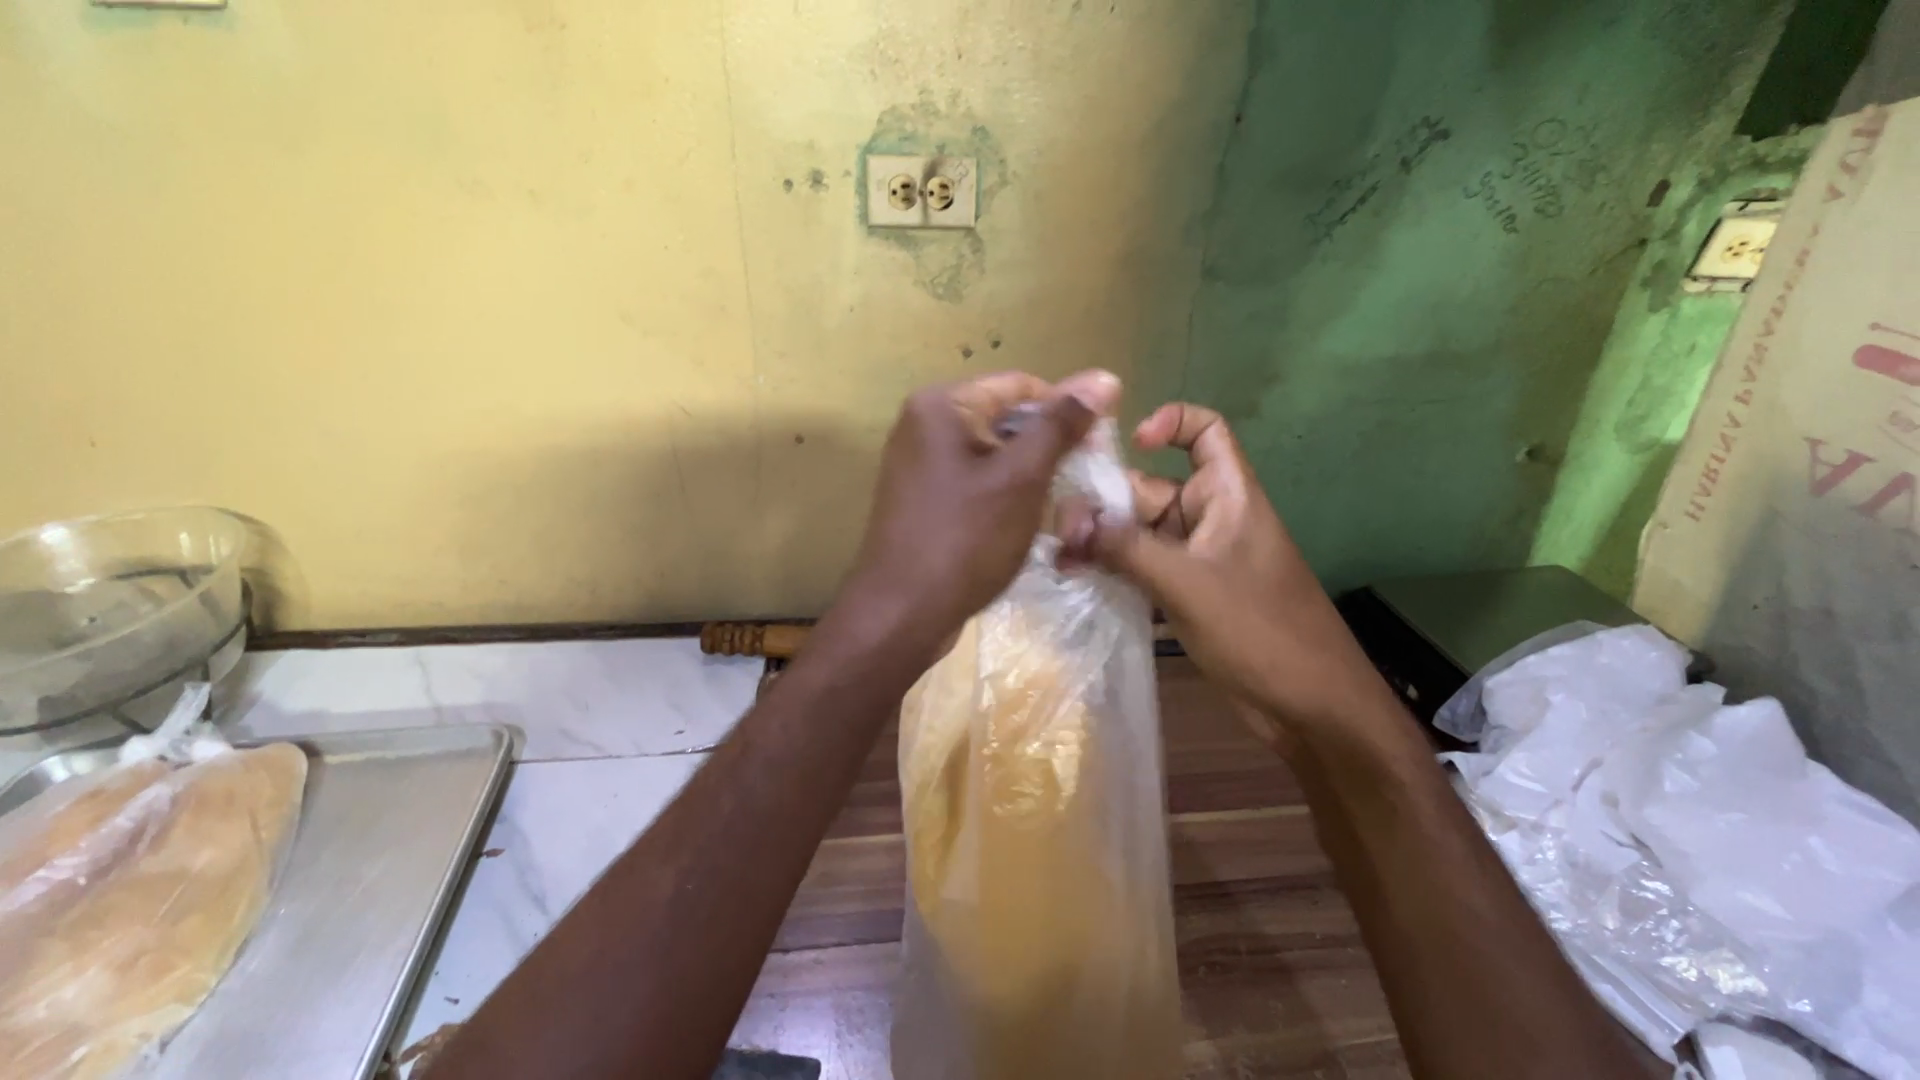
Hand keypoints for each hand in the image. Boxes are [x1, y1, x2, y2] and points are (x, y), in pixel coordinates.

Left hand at [844, 369, 1119, 649]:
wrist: (902, 615)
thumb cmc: (965, 540)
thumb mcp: (1022, 478)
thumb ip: (1062, 425)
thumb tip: (1105, 378)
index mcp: (941, 405)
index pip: (1022, 386)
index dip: (1067, 412)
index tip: (1098, 451)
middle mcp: (923, 424)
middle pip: (1006, 419)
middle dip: (1048, 451)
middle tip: (1081, 488)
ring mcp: (919, 463)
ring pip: (994, 455)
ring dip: (1031, 479)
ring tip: (1058, 513)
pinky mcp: (923, 498)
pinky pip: (975, 482)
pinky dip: (1005, 498)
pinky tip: (1025, 526)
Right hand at [1059, 404, 1401, 752]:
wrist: (1310, 706)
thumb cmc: (1260, 630)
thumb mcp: (1187, 583)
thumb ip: (1126, 549)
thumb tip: (1067, 521)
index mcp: (1229, 496)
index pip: (1206, 432)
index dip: (1170, 423)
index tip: (1131, 443)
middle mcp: (1212, 519)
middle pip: (1151, 488)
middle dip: (1107, 502)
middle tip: (1059, 531)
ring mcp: (1199, 560)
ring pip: (1141, 532)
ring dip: (1103, 541)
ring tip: (1060, 558)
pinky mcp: (1188, 596)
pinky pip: (1144, 567)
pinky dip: (1115, 569)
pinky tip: (1077, 580)